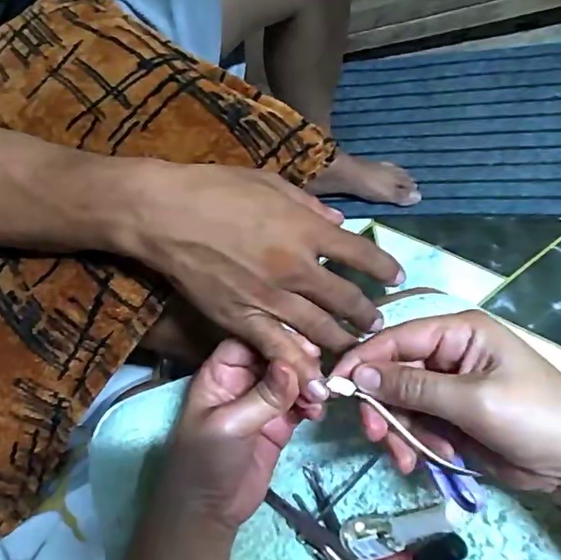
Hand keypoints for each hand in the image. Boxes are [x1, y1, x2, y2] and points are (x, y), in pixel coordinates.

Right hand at [131, 162, 401, 398]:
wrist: (165, 213)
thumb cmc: (216, 188)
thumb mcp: (270, 183)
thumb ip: (309, 207)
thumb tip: (338, 224)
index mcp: (305, 230)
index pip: (361, 253)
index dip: (384, 267)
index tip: (395, 276)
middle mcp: (296, 269)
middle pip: (345, 299)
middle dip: (366, 313)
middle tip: (374, 321)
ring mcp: (269, 298)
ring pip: (318, 329)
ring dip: (342, 338)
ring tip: (354, 345)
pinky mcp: (240, 318)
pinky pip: (276, 347)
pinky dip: (299, 364)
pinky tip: (315, 377)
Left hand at [159, 340, 305, 530]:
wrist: (208, 511)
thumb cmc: (205, 462)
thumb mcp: (229, 426)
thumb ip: (262, 397)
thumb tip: (292, 365)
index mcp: (219, 374)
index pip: (249, 341)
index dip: (274, 339)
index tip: (303, 346)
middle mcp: (241, 382)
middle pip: (274, 357)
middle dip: (298, 361)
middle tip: (318, 371)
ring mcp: (261, 403)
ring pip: (291, 379)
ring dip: (309, 383)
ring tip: (321, 396)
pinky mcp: (277, 424)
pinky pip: (299, 404)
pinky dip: (311, 404)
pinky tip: (318, 412)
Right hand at [331, 310, 560, 490]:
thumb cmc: (536, 418)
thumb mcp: (473, 400)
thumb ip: (413, 386)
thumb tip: (358, 374)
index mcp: (458, 333)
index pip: (396, 338)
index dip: (363, 361)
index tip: (334, 387)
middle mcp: (448, 354)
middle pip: (391, 372)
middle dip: (383, 406)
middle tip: (377, 435)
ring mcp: (448, 386)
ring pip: (399, 403)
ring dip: (401, 431)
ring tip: (412, 458)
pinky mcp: (449, 416)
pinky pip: (415, 424)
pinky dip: (416, 443)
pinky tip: (434, 460)